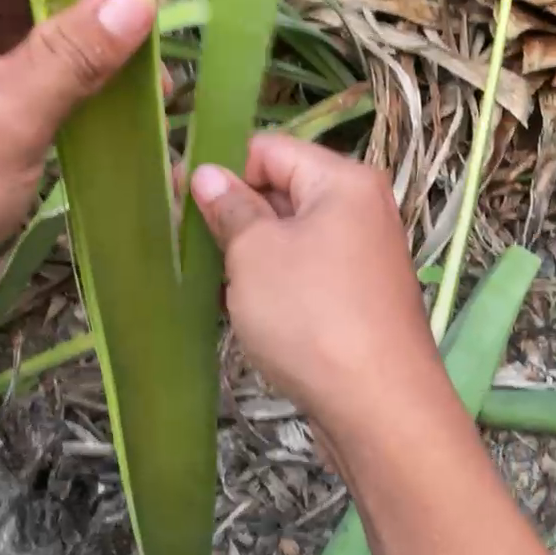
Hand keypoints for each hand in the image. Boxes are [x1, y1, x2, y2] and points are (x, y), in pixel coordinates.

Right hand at [189, 135, 448, 445]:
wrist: (379, 404)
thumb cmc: (311, 315)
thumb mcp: (256, 253)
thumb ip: (230, 208)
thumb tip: (207, 174)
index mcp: (344, 181)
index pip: (270, 150)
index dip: (221, 168)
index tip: (176, 198)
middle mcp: (362, 211)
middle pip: (283, 192)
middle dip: (232, 215)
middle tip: (183, 243)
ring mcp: (363, 258)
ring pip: (290, 240)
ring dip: (248, 256)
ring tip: (205, 281)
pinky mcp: (358, 299)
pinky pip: (306, 275)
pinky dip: (272, 285)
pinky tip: (235, 309)